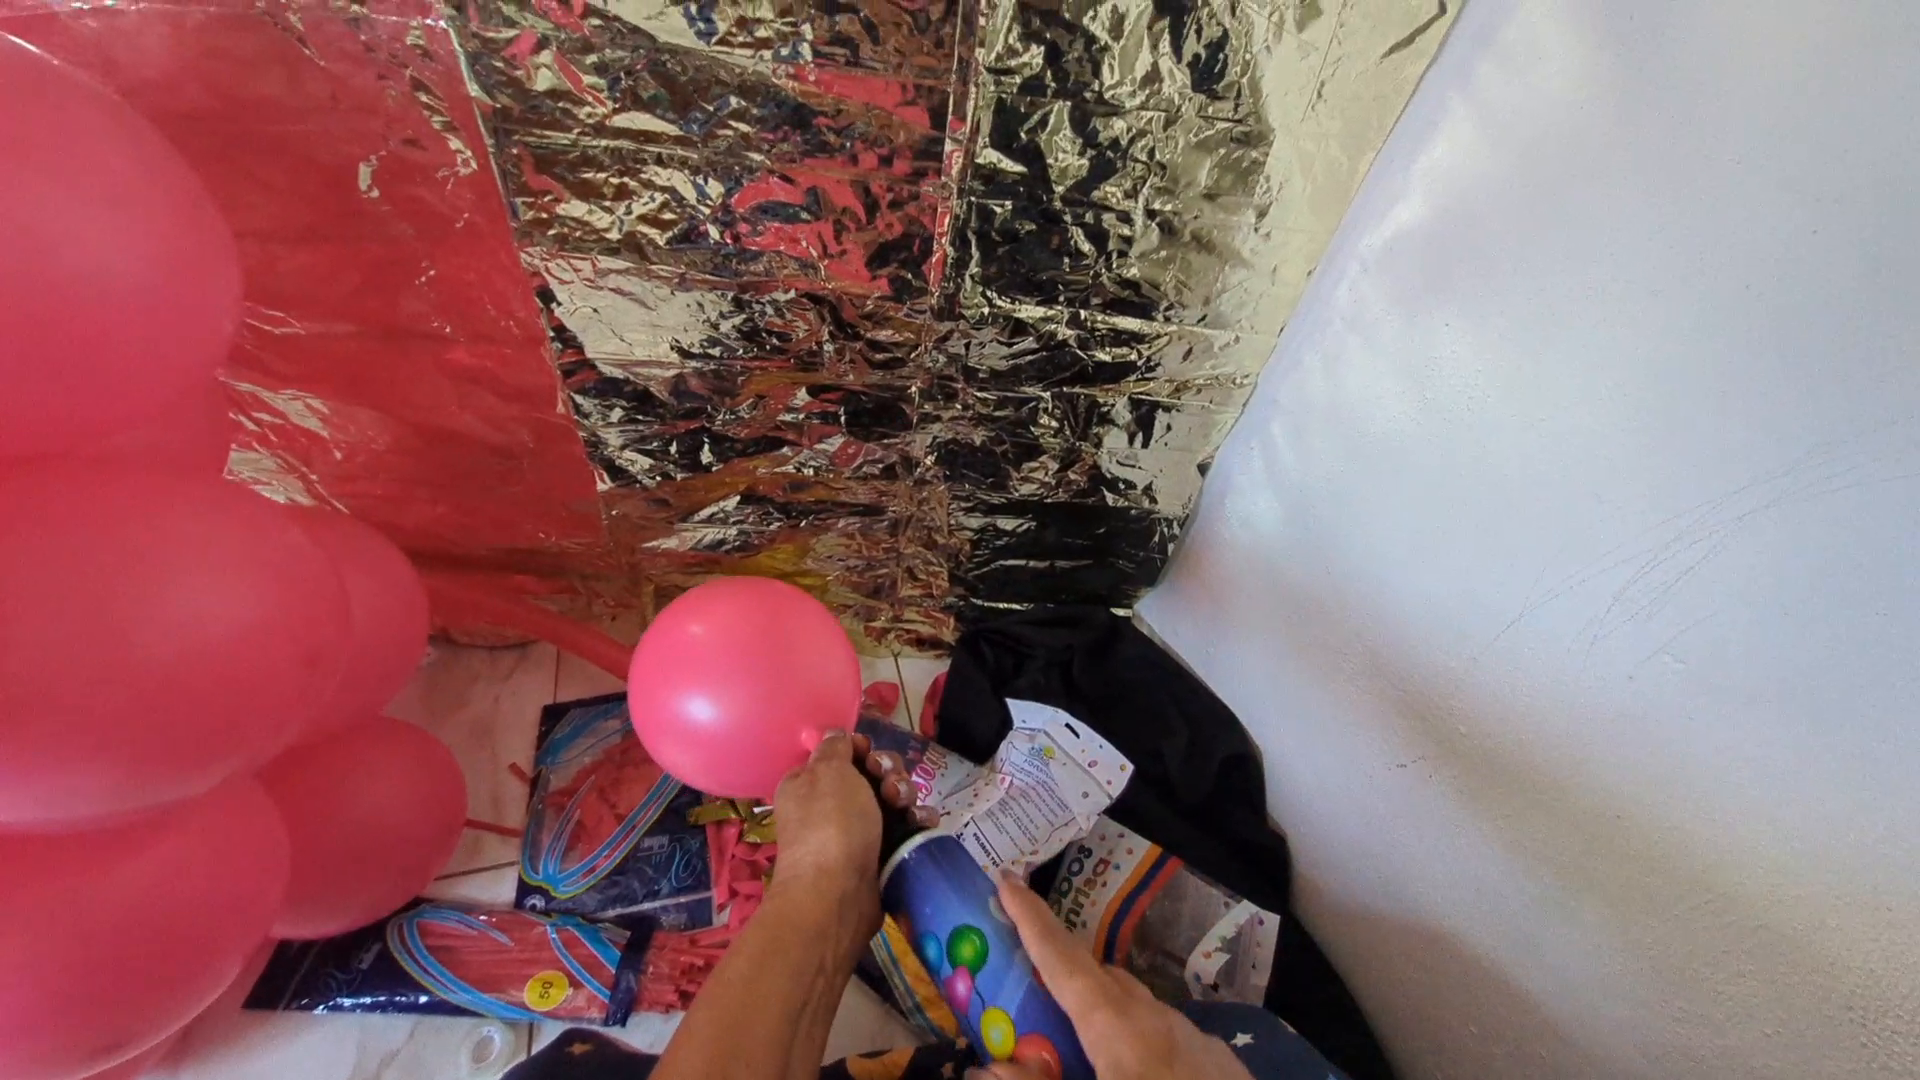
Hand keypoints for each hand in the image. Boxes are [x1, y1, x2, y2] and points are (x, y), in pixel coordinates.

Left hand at [771, 732, 937, 932]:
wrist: (838, 894)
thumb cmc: (830, 824)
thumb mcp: (828, 771)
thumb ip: (835, 747)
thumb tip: (835, 735)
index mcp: (809, 784)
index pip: (840, 754)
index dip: (860, 749)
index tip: (868, 754)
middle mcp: (830, 806)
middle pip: (871, 774)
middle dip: (889, 772)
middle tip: (888, 785)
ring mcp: (856, 832)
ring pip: (891, 799)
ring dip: (905, 794)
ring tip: (905, 808)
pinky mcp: (880, 854)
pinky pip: (904, 828)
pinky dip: (916, 822)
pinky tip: (921, 824)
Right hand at [979, 873, 1256, 1079]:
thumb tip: (986, 1067)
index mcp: (1115, 1026)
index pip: (1061, 957)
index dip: (1030, 917)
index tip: (1006, 877)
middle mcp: (1153, 1017)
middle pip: (1096, 976)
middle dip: (1061, 966)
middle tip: (1028, 974)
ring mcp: (1193, 1037)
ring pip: (1134, 1006)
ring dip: (1101, 1008)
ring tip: (1077, 1035)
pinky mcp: (1220, 1063)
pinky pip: (1166, 1036)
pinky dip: (1139, 1040)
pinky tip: (1139, 1073)